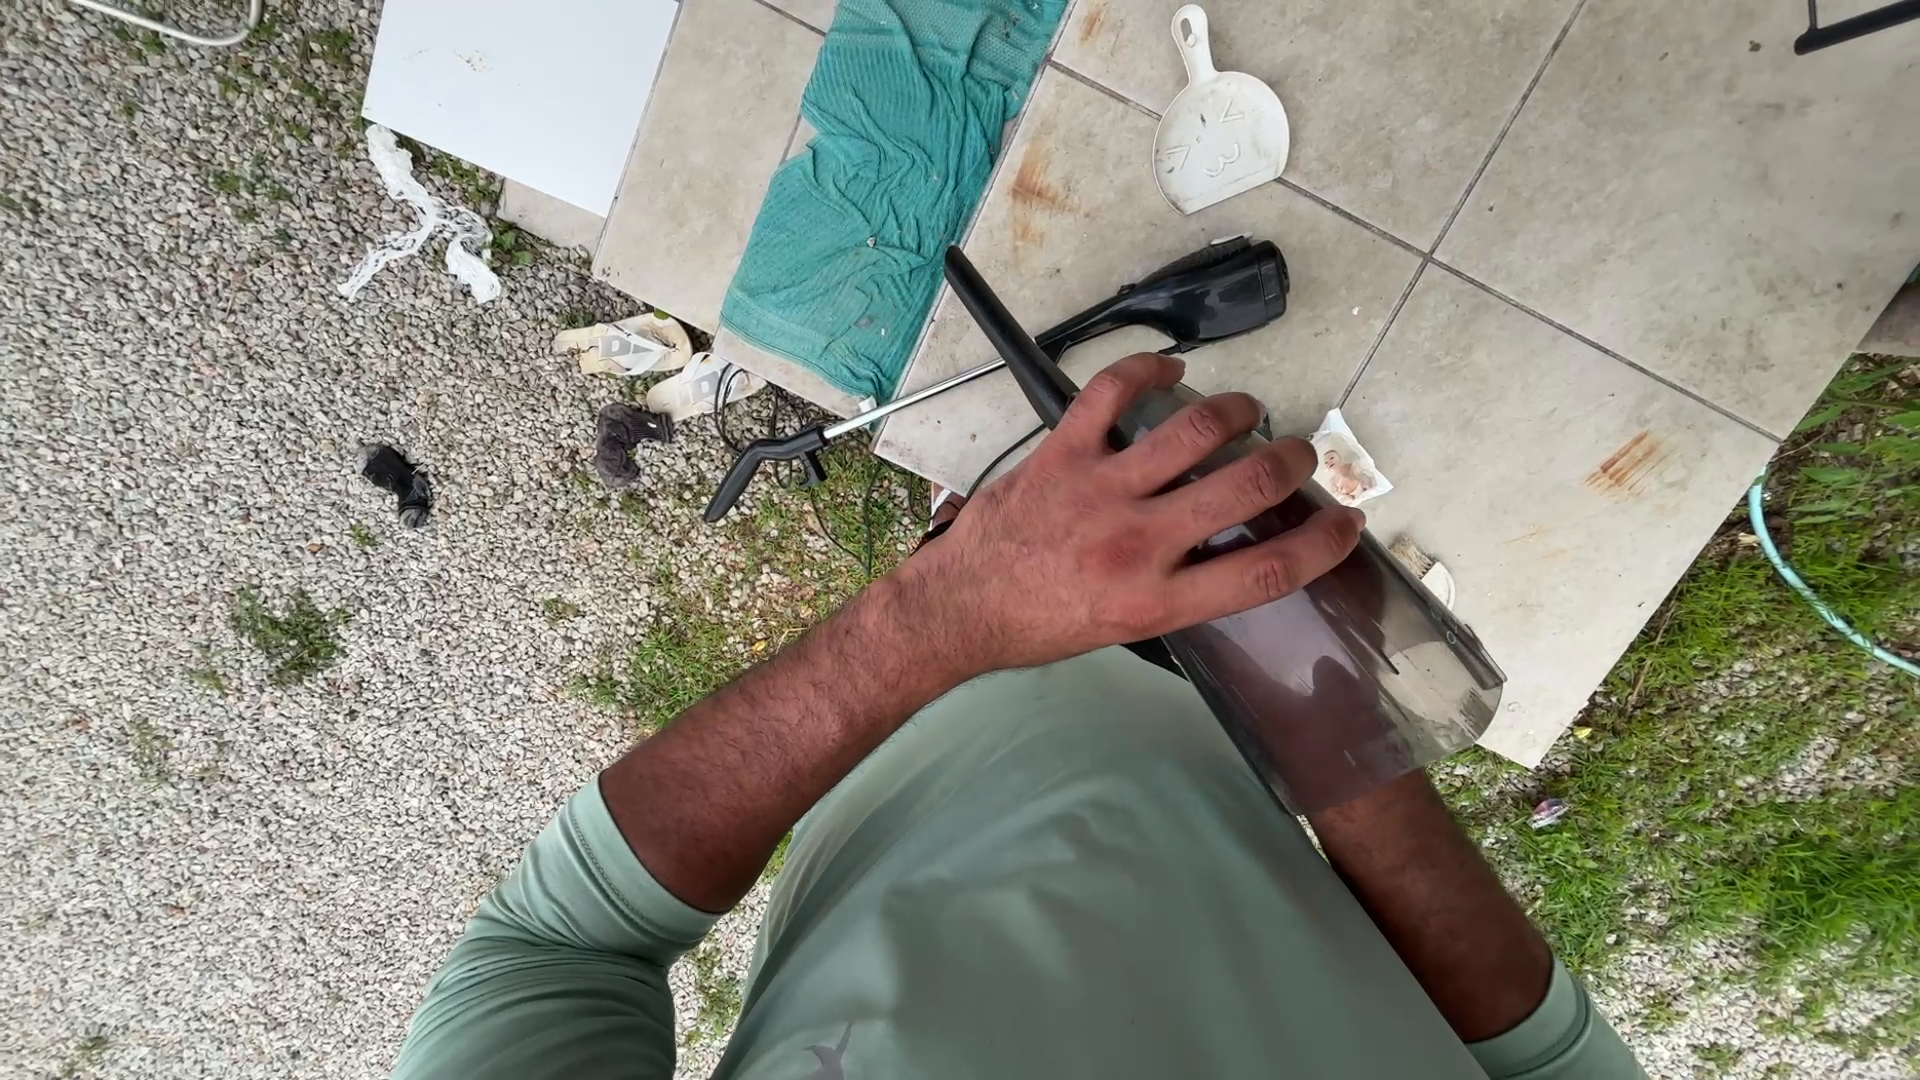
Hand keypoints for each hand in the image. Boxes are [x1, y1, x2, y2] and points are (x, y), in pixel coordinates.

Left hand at [900, 352, 1364, 676]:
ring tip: (1243, 410)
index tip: (1348, 522)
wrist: (960, 608)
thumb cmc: (1037, 627)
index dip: (1324, 544)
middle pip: (1246, 485)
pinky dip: (1147, 370)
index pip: (1266, 571)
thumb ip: (1176, 593)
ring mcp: (1099, 491)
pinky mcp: (1061, 454)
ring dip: (1234, 410)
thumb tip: (1221, 559)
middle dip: (1290, 460)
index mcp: (1155, 601)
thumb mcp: (1120, 631)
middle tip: (1295, 453)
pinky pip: (1110, 393)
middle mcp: (1137, 544)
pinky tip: (1169, 369)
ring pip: (1194, 430)